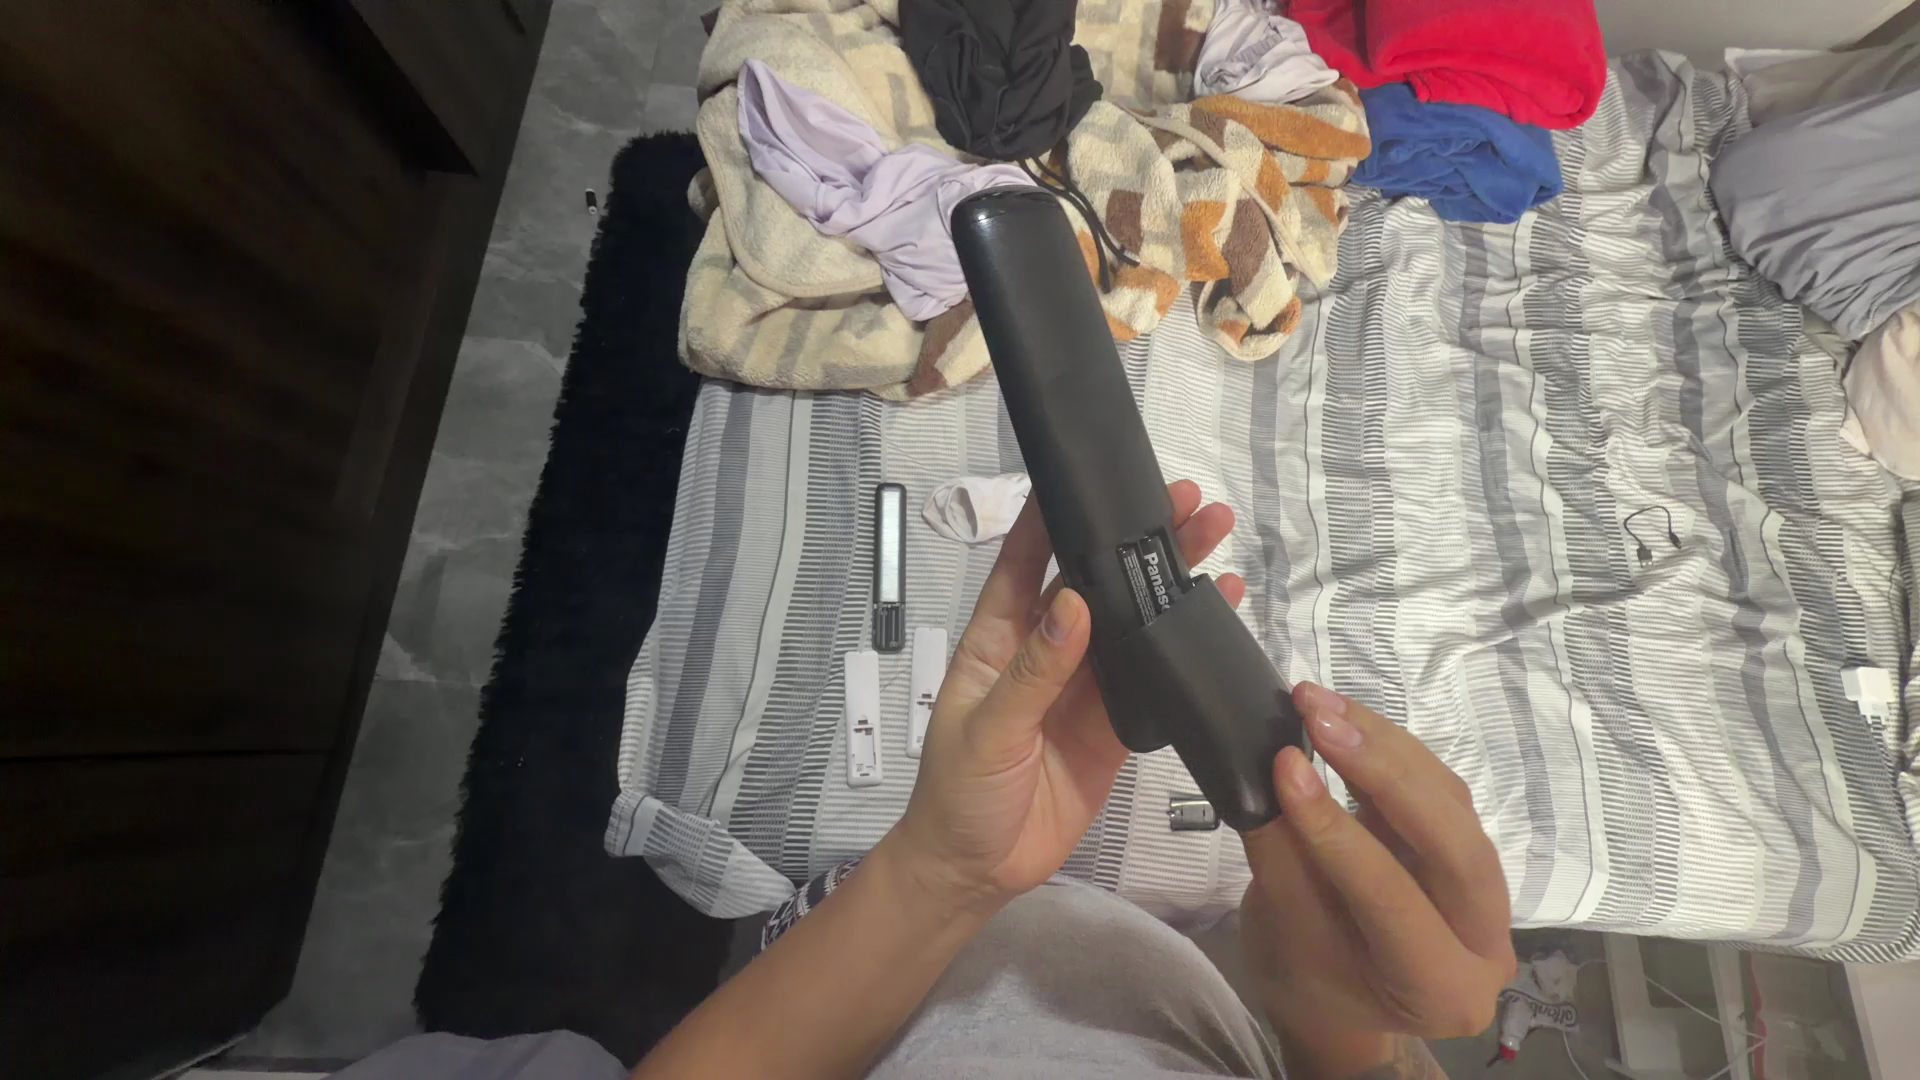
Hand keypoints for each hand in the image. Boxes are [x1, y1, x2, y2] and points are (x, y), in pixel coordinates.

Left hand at [881, 480, 1244, 910]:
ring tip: (1214, 535)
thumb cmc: (961, 790)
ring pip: (1131, 621)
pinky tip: (1217, 608)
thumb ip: (1033, 671)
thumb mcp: (988, 728)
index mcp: (1000, 638)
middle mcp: (1046, 648)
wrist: (981, 867)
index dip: (1049, 518)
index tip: (1084, 474)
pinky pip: (1152, 675)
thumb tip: (1075, 602)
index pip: (1023, 563)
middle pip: (1094, 582)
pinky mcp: (1116, 720)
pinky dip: (1183, 643)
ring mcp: (1085, 683)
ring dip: (1168, 580)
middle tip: (1185, 499)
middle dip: (1134, 540)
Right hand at [1239, 684, 1514, 1056]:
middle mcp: (1484, 944)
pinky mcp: (1463, 850)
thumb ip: (1280, 846)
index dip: (1335, 828)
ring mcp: (1485, 897)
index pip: (1392, 899)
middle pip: (1454, 847)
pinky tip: (1342, 717)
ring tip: (1319, 703)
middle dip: (1384, 773)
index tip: (1283, 764)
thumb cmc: (1300, 970)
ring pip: (1451, 806)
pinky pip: (1437, 789)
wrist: (1330, 991)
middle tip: (1319, 719)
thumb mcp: (1278, 919)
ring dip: (1384, 745)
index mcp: (1438, 989)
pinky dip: (1387, 747)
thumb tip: (1272, 768)